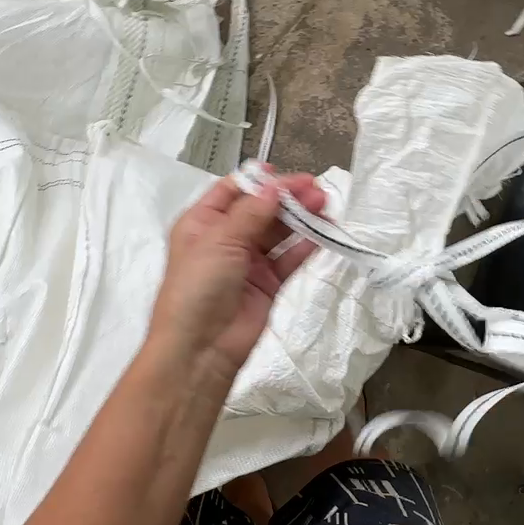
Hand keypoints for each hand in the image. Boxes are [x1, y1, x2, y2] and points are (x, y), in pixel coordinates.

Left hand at [149, 172, 326, 381]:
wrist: (200, 350)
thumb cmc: (198, 286)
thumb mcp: (219, 240)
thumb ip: (251, 212)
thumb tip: (276, 185)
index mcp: (202, 222)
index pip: (233, 191)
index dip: (259, 181)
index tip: (285, 174)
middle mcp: (225, 238)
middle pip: (261, 209)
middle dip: (287, 198)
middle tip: (316, 189)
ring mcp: (248, 261)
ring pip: (279, 232)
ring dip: (301, 218)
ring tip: (325, 205)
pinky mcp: (268, 283)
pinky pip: (289, 258)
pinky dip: (306, 245)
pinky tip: (324, 232)